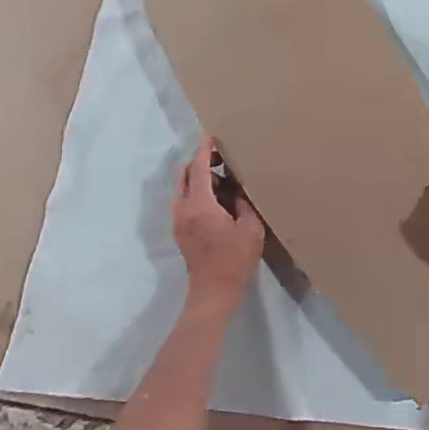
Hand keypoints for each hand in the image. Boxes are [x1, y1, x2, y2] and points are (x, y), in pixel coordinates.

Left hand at [173, 137, 265, 303]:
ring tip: (222, 179)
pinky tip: (217, 199)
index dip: (204, 150)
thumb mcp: (250, 229)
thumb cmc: (235, 261)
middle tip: (220, 158)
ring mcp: (178, 220)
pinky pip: (184, 201)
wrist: (213, 292)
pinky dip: (196, 192)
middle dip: (200, 162)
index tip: (212, 137)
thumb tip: (237, 190)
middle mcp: (183, 209)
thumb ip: (243, 203)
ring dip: (198, 178)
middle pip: (185, 175)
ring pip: (183, 188)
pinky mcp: (180, 230)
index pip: (198, 169)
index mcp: (200, 205)